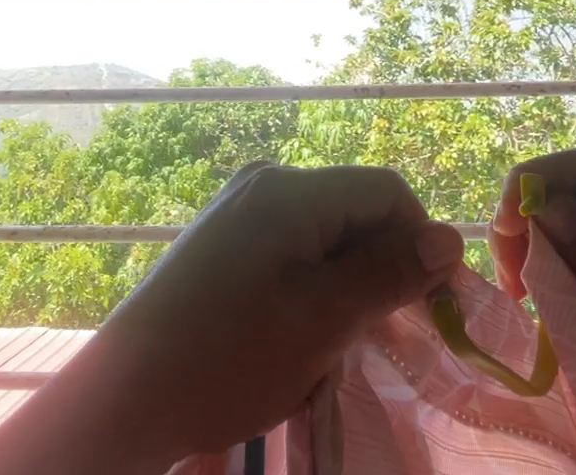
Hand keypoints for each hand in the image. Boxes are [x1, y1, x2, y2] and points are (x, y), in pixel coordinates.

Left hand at [0, 162, 464, 474]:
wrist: (126, 392)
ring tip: (331, 343)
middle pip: (355, 210)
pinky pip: (293, 247)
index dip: (419, 242)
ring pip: (327, 235)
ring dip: (345, 285)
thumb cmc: (229, 357)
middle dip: (379, 268)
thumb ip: (388, 273)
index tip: (431, 307)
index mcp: (291, 190)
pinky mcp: (226, 237)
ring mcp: (241, 208)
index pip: (386, 191)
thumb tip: (449, 238)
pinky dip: (312, 286)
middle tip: (378, 336)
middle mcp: (266, 183)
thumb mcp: (322, 320)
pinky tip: (297, 333)